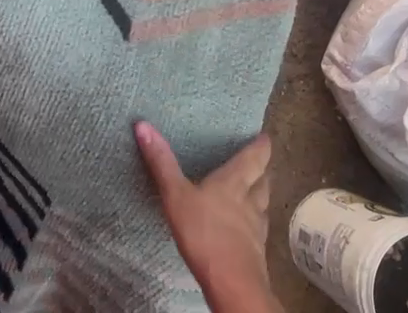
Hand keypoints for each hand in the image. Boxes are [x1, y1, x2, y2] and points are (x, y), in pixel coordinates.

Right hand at [135, 122, 281, 312]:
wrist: (232, 284)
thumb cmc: (204, 233)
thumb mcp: (175, 194)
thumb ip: (161, 162)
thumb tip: (143, 124)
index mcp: (233, 185)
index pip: (252, 161)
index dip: (260, 147)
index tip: (265, 136)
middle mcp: (249, 203)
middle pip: (262, 182)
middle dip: (263, 170)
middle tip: (262, 162)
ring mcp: (255, 229)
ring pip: (263, 205)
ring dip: (261, 195)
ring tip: (257, 190)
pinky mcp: (255, 251)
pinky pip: (259, 228)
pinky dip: (256, 220)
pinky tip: (249, 226)